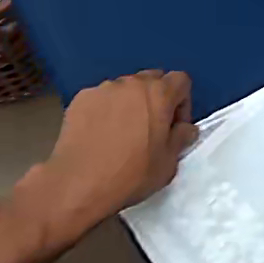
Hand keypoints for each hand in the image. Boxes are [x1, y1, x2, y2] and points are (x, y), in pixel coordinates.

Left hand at [12, 71, 197, 246]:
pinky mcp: (82, 97)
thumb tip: (185, 128)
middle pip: (153, 79)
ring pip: (125, 88)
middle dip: (156, 99)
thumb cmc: (130, 175)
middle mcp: (132, 83)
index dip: (182, 102)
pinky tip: (99, 134)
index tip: (173, 126)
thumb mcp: (167, 164)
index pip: (181, 80)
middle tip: (150, 128)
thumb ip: (181, 138)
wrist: (78, 182)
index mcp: (159, 94)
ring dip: (130, 103)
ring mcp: (104, 88)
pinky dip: (105, 110)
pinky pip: (102, 98)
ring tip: (121, 133)